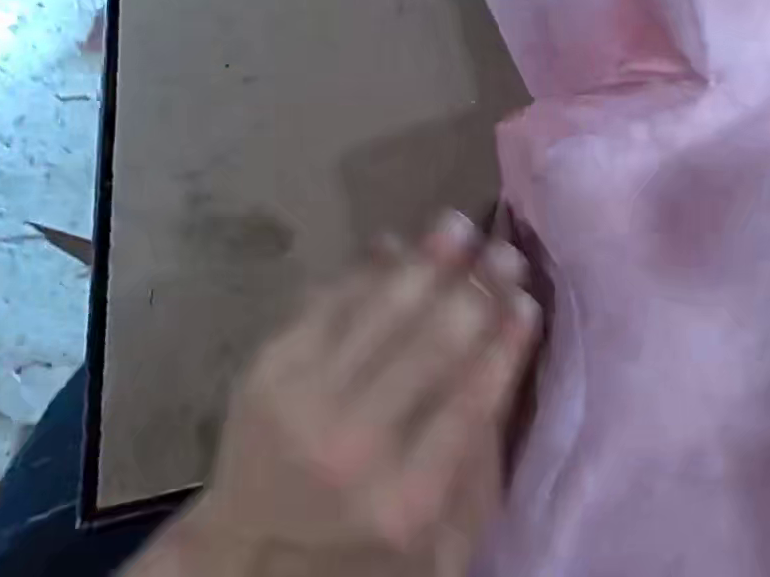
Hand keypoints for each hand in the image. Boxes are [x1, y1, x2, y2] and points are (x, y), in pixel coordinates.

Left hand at [134, 211, 541, 576]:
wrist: (241, 555)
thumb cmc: (357, 546)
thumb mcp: (439, 537)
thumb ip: (478, 454)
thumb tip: (504, 351)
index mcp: (408, 497)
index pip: (472, 397)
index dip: (506, 340)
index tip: (528, 299)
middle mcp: (354, 442)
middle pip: (431, 343)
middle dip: (477, 289)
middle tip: (506, 253)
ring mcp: (304, 396)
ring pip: (382, 306)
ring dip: (427, 260)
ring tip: (458, 226)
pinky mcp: (268, 364)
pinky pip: (331, 296)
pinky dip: (368, 266)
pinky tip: (397, 243)